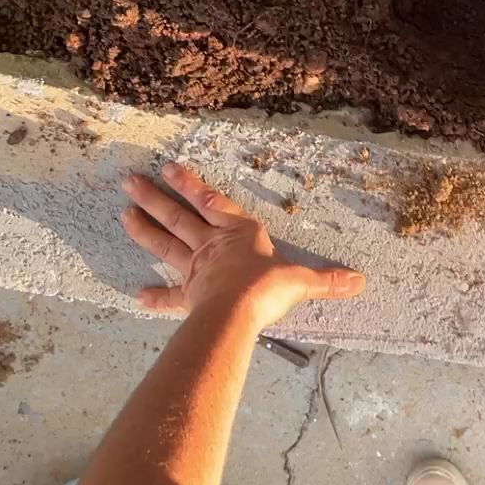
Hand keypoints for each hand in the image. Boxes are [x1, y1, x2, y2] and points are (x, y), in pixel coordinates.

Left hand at [120, 163, 366, 330]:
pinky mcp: (187, 297)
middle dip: (155, 198)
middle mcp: (212, 245)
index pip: (213, 202)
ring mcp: (195, 270)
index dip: (191, 185)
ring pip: (165, 244)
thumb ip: (327, 280)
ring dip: (144, 228)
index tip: (170, 169)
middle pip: (179, 217)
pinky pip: (169, 297)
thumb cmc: (266, 288)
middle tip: (130, 181)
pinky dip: (154, 297)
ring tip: (124, 211)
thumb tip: (360, 281)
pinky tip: (136, 295)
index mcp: (238, 232)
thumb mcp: (301, 280)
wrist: (237, 315)